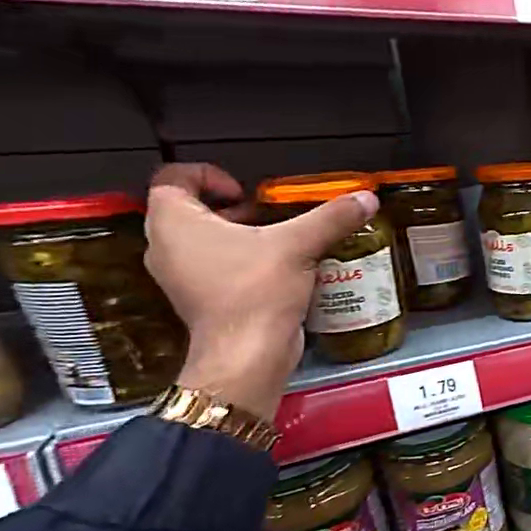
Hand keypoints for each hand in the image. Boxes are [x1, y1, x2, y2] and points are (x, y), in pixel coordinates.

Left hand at [144, 163, 376, 417]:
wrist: (248, 356)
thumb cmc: (255, 294)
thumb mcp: (298, 245)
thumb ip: (331, 218)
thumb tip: (365, 199)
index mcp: (173, 222)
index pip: (174, 176)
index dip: (209, 174)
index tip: (244, 190)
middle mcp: (165, 247)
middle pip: (189, 209)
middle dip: (230, 207)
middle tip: (266, 212)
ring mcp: (180, 278)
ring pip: (202, 241)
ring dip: (236, 235)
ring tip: (276, 239)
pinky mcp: (200, 301)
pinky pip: (214, 268)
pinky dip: (240, 262)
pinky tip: (276, 269)